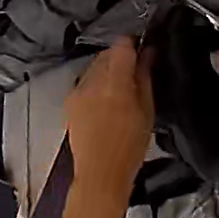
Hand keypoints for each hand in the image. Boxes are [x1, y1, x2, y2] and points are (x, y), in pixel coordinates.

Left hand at [63, 38, 154, 203]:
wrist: (100, 174)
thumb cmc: (130, 145)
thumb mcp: (147, 109)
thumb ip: (145, 76)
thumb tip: (149, 51)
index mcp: (114, 82)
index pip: (121, 44)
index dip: (134, 43)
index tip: (144, 50)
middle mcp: (92, 81)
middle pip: (107, 53)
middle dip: (121, 57)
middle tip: (136, 72)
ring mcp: (77, 90)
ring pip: (95, 65)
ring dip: (108, 69)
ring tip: (121, 89)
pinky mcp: (69, 101)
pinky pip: (85, 81)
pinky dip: (96, 83)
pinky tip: (106, 100)